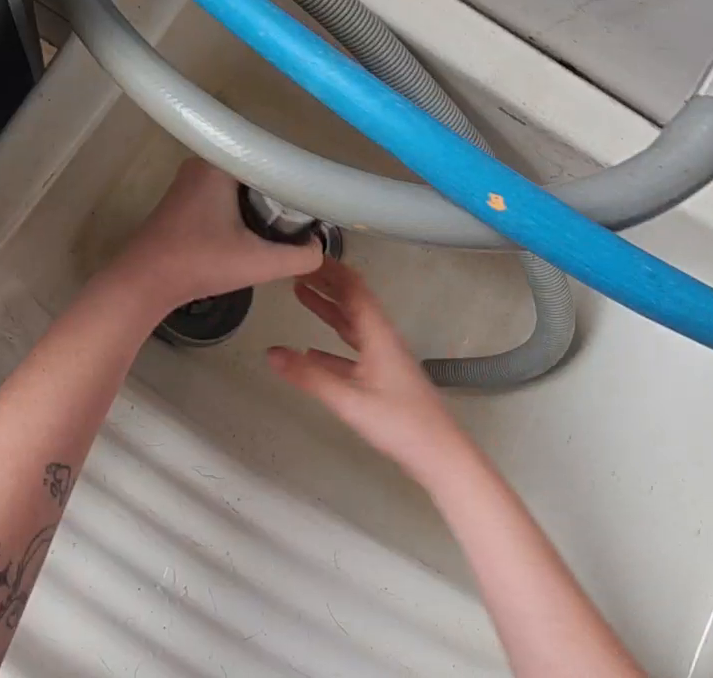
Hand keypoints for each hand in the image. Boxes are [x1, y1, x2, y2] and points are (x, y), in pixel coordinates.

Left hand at [98, 159, 322, 314]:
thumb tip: (318, 248)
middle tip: (304, 217)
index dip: (296, 178)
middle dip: (280, 194)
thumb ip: (300, 256)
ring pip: (240, 186)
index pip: (270, 158)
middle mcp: (202, 164)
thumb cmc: (199, 263)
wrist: (145, 282)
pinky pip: (224, 196)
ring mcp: (189, 182)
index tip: (316, 197)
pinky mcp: (183, 201)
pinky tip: (256, 232)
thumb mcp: (259, 262)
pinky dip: (241, 211)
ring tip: (286, 227)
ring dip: (260, 204)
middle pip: (256, 172)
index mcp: (219, 164)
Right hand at [268, 259, 461, 473]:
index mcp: (379, 335)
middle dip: (326, 283)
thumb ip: (309, 376)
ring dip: (328, 308)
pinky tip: (310, 351)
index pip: (354, 289)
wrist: (441, 458)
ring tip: (300, 294)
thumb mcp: (349, 400)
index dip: (332, 269)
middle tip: (297, 267)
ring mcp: (383, 360)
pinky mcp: (382, 380)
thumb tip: (271, 353)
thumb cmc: (401, 424)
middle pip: (352, 302)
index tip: (307, 253)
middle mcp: (382, 341)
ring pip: (351, 325)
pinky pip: (351, 352)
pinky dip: (330, 345)